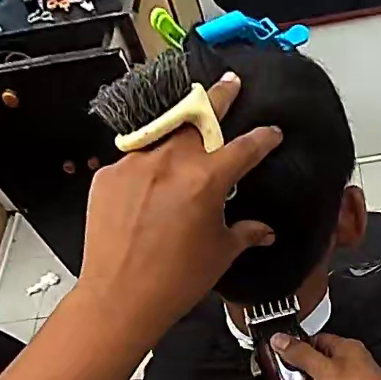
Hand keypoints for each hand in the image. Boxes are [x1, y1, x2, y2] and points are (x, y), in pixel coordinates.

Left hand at [79, 73, 281, 325]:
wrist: (121, 297)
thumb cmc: (175, 280)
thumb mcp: (220, 253)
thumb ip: (244, 233)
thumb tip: (263, 231)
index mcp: (205, 182)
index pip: (243, 148)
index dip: (263, 138)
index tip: (272, 133)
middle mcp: (169, 164)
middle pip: (198, 118)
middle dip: (218, 98)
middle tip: (230, 82)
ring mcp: (134, 166)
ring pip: (163, 136)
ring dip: (180, 132)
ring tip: (190, 132)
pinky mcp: (108, 177)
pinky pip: (136, 161)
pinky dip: (151, 167)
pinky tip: (156, 187)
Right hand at [270, 333, 380, 379]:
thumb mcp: (324, 372)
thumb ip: (301, 355)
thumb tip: (281, 340)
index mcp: (347, 347)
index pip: (315, 338)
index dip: (296, 346)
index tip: (279, 354)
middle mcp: (352, 363)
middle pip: (317, 361)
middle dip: (301, 371)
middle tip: (288, 379)